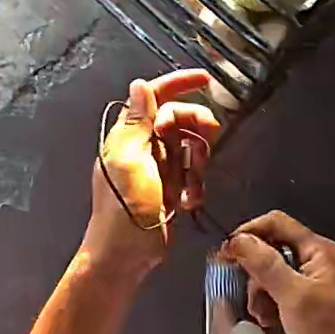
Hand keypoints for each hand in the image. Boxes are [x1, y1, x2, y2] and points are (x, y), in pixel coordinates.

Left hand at [85, 70, 222, 274]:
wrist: (125, 254)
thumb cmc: (124, 206)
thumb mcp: (130, 159)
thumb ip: (137, 121)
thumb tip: (139, 85)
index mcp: (129, 135)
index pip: (154, 97)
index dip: (179, 84)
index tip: (206, 80)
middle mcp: (143, 147)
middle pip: (178, 121)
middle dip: (196, 127)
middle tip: (210, 136)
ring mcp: (158, 169)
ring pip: (189, 148)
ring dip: (198, 162)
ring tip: (193, 182)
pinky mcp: (169, 190)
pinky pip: (191, 175)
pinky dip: (195, 185)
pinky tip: (189, 201)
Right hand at [223, 211, 334, 333]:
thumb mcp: (294, 297)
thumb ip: (266, 265)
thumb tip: (237, 241)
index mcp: (319, 250)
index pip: (276, 223)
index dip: (249, 233)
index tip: (228, 253)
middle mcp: (315, 259)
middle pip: (270, 247)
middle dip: (254, 270)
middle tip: (248, 292)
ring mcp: (310, 279)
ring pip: (269, 271)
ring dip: (258, 291)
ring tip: (262, 313)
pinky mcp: (304, 298)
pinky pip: (275, 289)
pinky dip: (266, 302)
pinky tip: (268, 319)